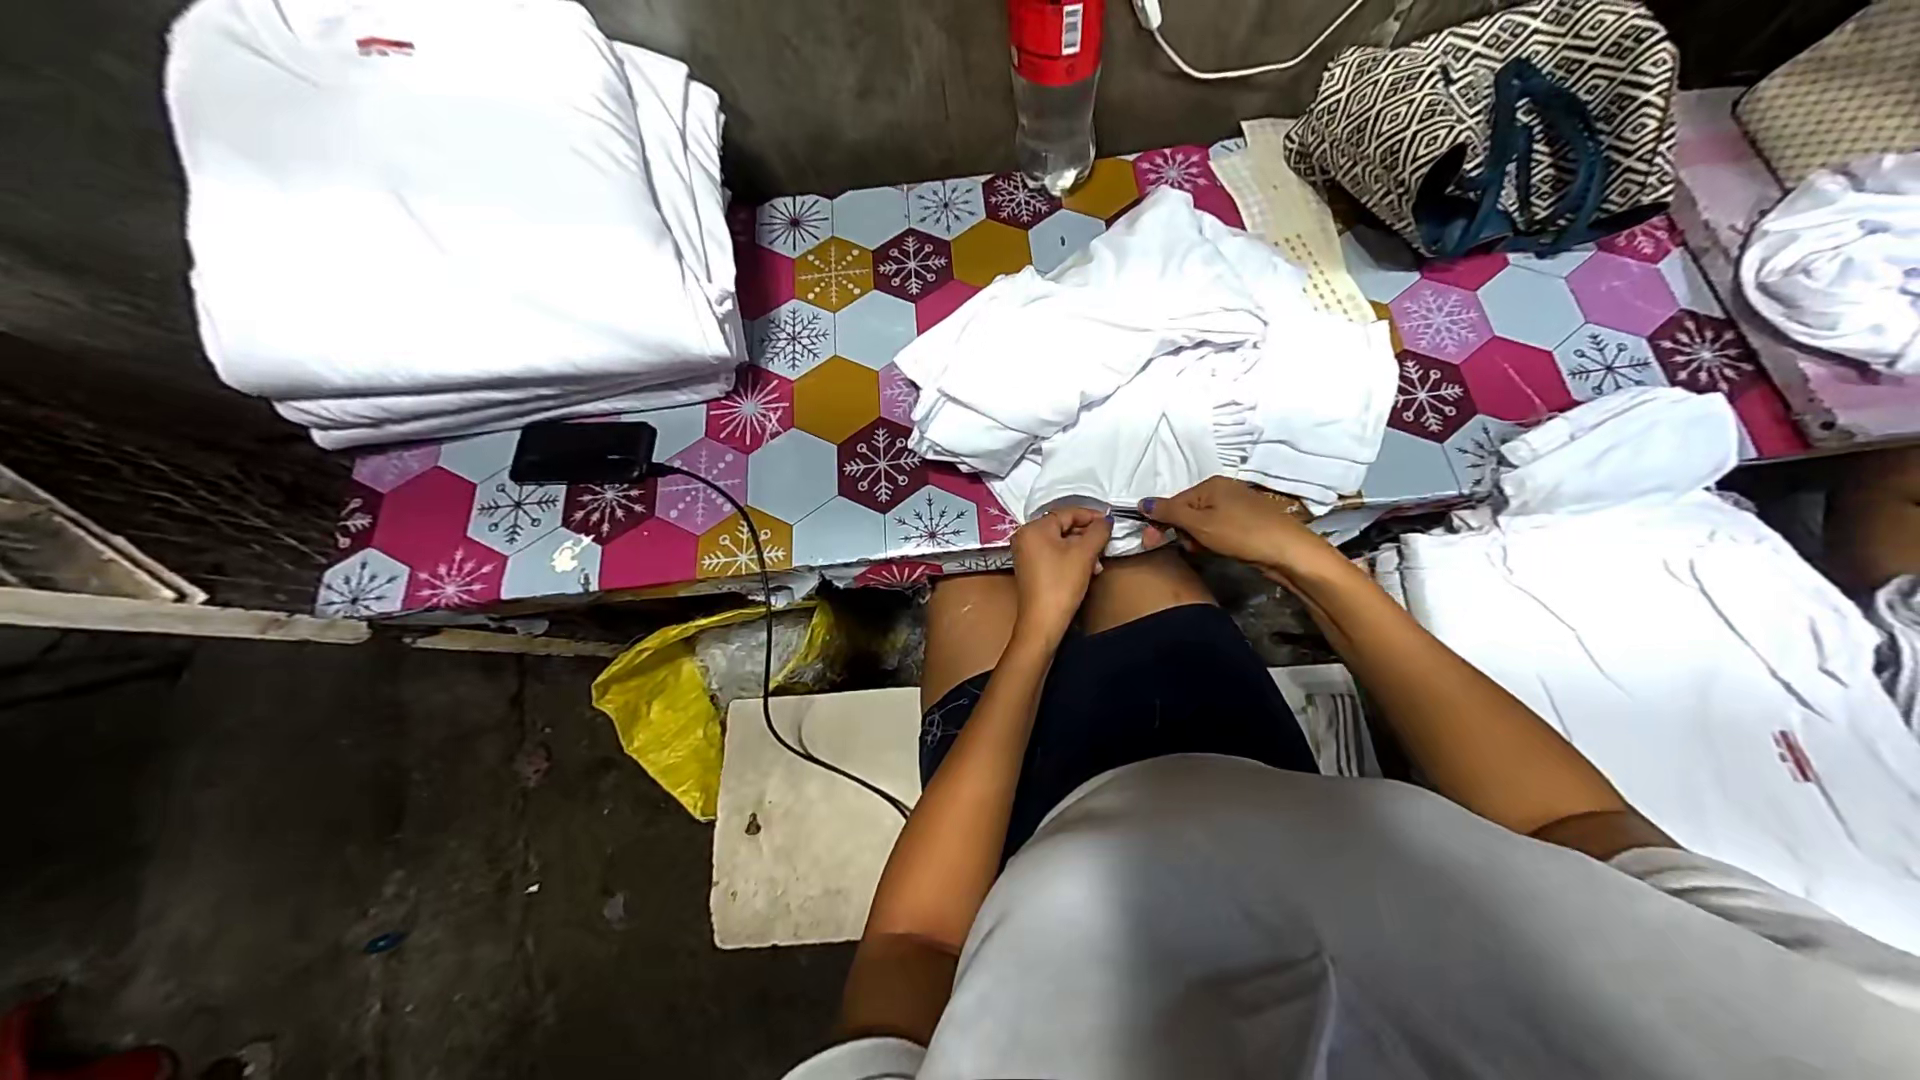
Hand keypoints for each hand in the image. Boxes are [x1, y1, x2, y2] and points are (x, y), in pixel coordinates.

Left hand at [1009, 507, 1111, 643]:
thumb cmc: (1062, 583)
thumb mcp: (1085, 553)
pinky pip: (1053, 554)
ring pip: (1060, 542)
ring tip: (1097, 563)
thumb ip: (1098, 531)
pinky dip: (1071, 558)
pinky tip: (1086, 569)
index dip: (1090, 515)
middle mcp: (1025, 537)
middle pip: (1063, 527)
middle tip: (1105, 544)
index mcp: (1033, 528)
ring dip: (1082, 549)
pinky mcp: (1030, 568)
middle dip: (1087, 536)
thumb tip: (1106, 520)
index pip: (1066, 513)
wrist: (1043, 621)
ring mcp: (1025, 553)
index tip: (1109, 521)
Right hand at [1138, 477, 1340, 585]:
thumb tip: (1141, 503)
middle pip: (1186, 511)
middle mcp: (1222, 489)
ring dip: (1196, 538)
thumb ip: (1169, 513)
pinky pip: (1217, 527)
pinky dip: (1212, 539)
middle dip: (1181, 531)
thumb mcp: (1199, 524)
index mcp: (1210, 484)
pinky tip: (1218, 549)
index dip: (1161, 523)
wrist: (1288, 551)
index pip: (1173, 502)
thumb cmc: (1241, 534)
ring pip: (1201, 522)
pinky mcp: (1246, 521)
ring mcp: (1236, 504)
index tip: (1153, 543)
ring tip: (1205, 550)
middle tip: (1189, 548)